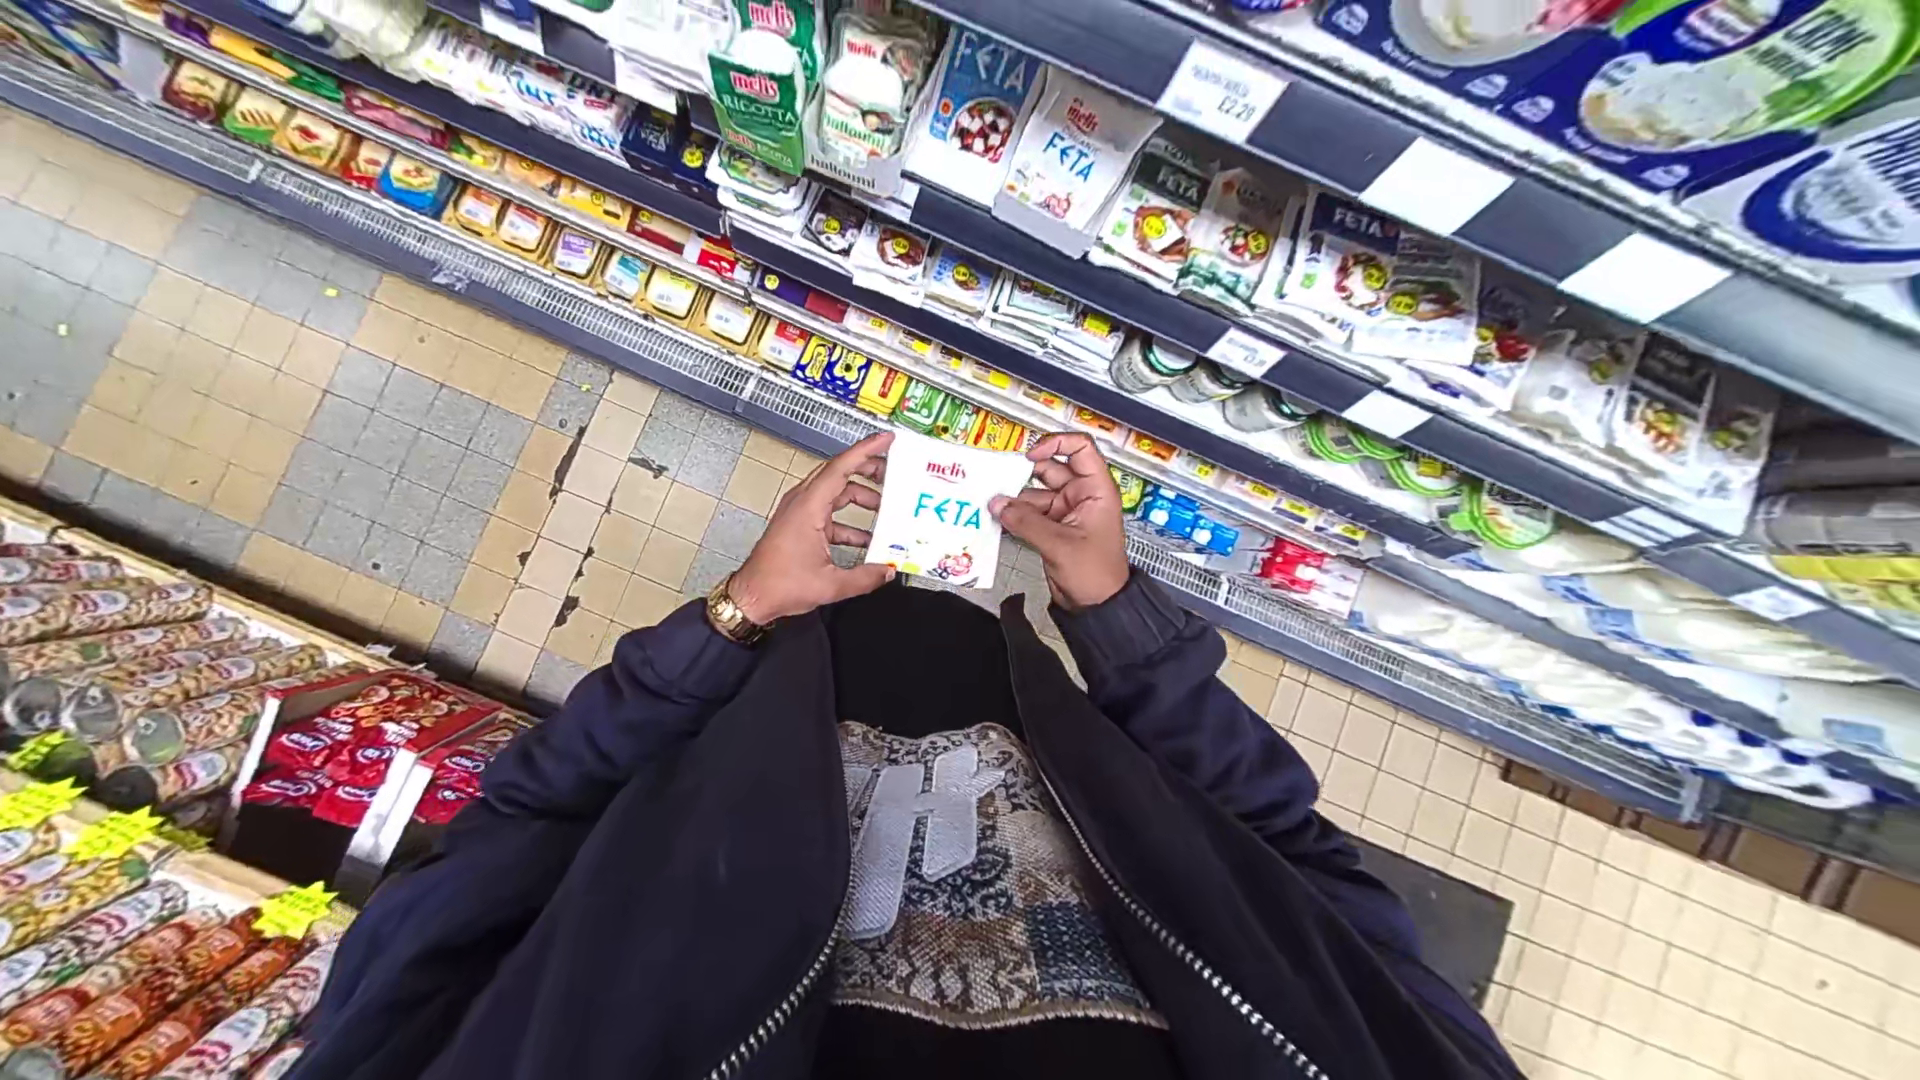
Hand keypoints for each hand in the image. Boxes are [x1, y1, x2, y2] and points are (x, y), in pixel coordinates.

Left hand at [730, 431, 895, 623]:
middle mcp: (803, 503)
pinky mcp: (800, 524)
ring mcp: (800, 512)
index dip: (866, 450)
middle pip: (839, 472)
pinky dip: (850, 520)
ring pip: (836, 492)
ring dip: (861, 496)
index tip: (886, 440)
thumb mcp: (831, 584)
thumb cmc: (778, 585)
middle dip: (868, 469)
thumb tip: (887, 571)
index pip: (841, 467)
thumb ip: (866, 577)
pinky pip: (830, 512)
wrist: (752, 597)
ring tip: (885, 507)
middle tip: (893, 472)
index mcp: (809, 508)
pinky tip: (867, 537)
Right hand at [989, 432, 1128, 609]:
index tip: (1031, 455)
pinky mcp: (1052, 528)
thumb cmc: (1096, 574)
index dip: (1055, 443)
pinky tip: (998, 517)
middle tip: (1000, 478)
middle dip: (1024, 473)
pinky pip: (1029, 513)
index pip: (1080, 449)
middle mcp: (1081, 496)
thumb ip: (1026, 522)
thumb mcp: (1060, 545)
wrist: (1096, 605)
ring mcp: (1065, 512)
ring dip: (1014, 498)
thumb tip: (999, 504)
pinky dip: (1014, 515)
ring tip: (993, 503)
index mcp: (1096, 490)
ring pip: (1034, 493)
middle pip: (1050, 469)